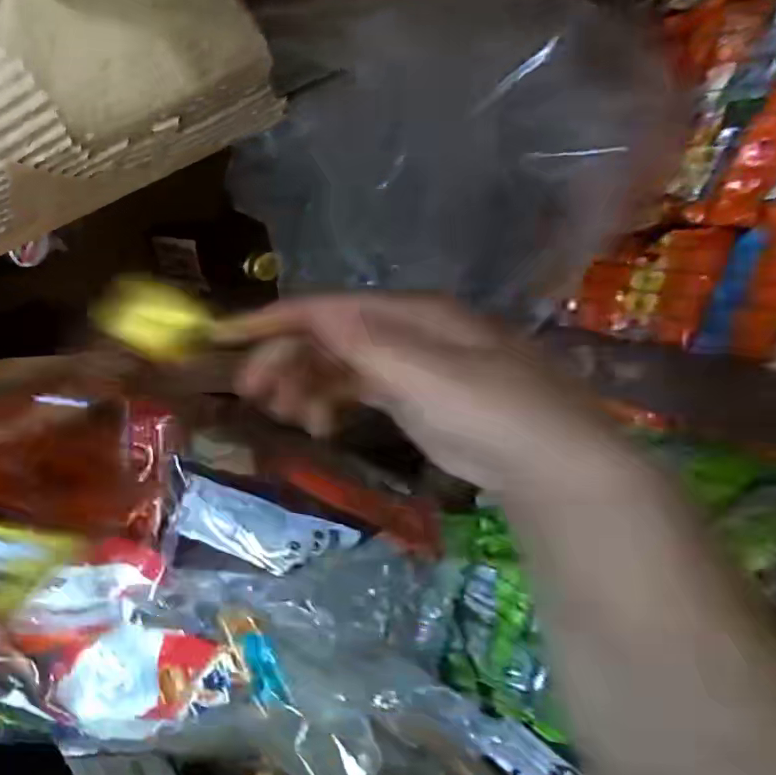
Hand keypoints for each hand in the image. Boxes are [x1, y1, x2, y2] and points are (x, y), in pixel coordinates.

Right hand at [214, 293, 623, 491]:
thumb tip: (311, 314)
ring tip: (288, 419)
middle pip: (319, 337)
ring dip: (298, 387)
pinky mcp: (401, 392)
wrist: (553, 466)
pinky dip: (323, 404)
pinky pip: (344, 388)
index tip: (222, 336)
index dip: (270, 319)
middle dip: (281, 362)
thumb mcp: (426, 374)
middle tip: (251, 394)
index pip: (324, 308)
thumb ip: (363, 343)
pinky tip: (318, 427)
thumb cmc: (492, 412)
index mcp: (409, 314)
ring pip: (327, 364)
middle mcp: (400, 331)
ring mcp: (401, 362)